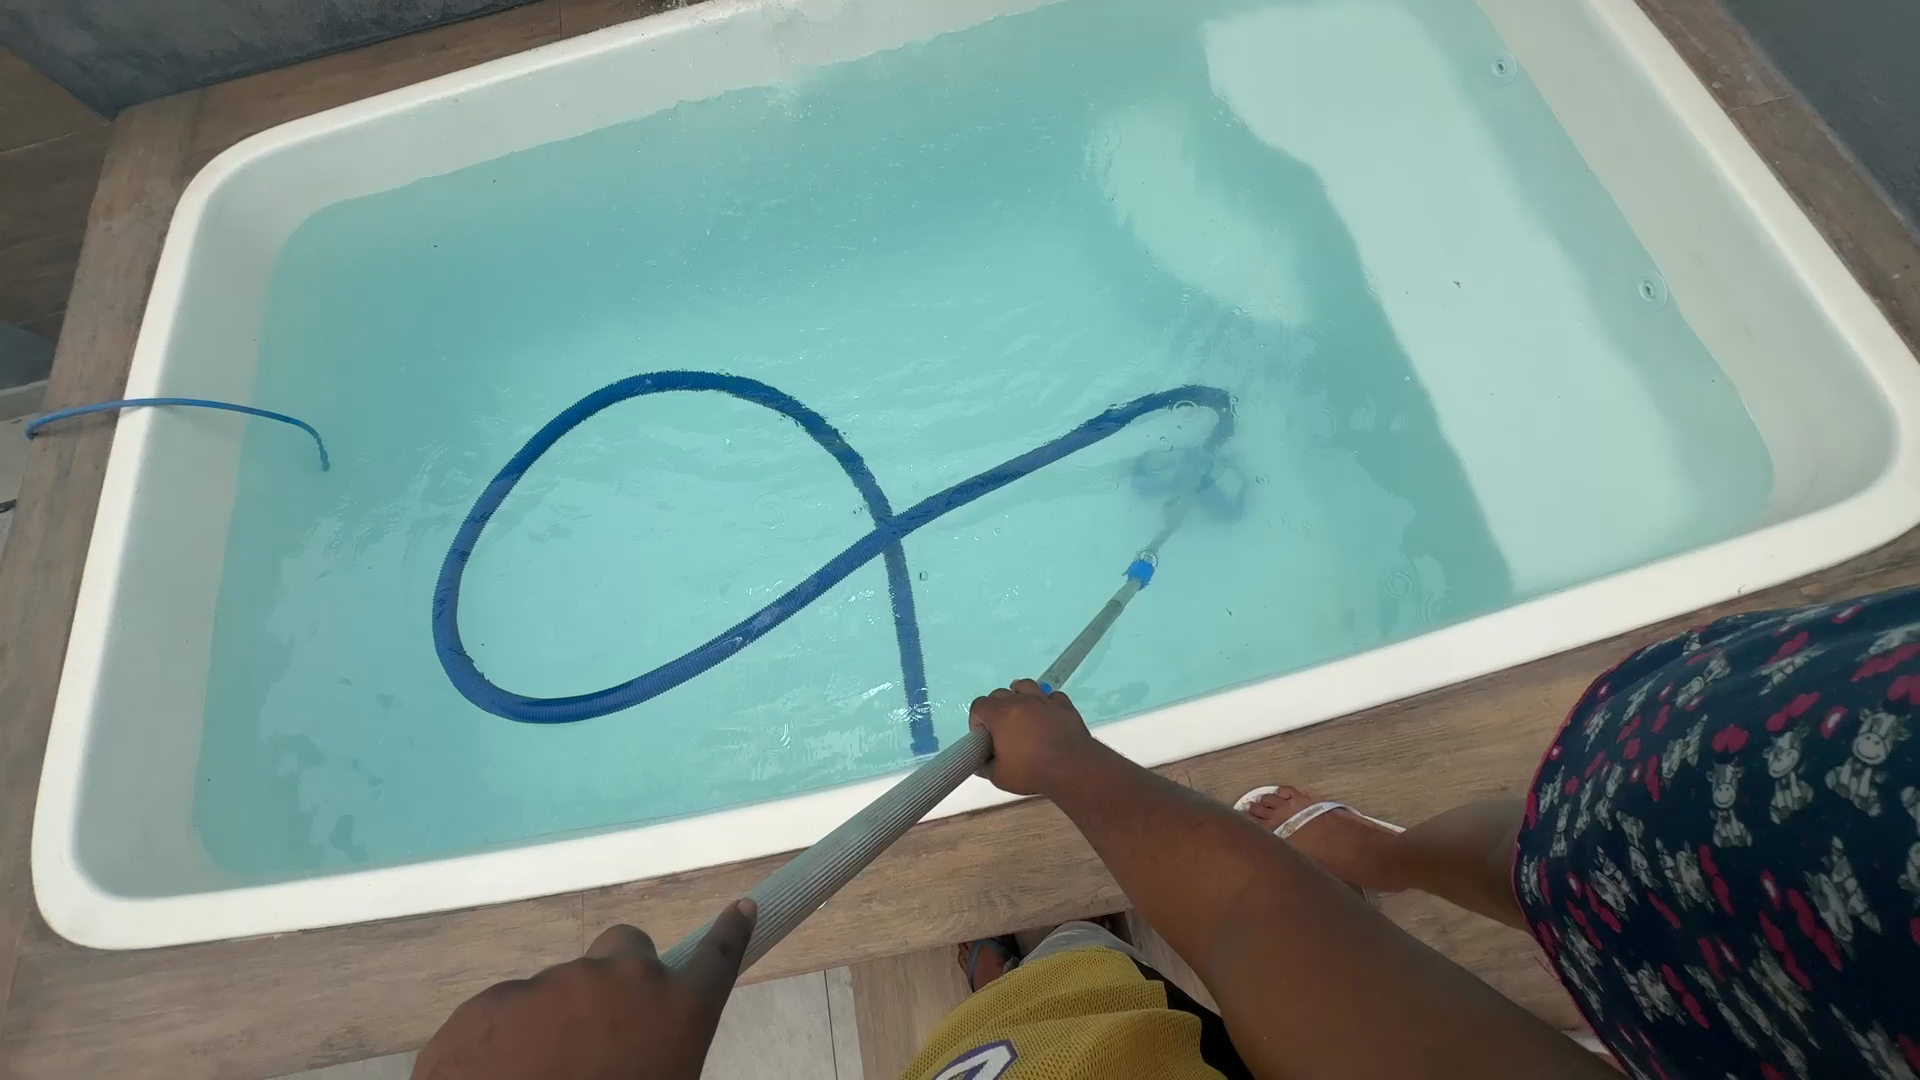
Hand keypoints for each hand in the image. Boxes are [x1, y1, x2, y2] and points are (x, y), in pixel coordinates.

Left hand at [413, 899, 756, 1079]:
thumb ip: (663, 1055)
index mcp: (679, 1010)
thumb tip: (646, 1048)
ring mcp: (557, 982)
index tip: (742, 907)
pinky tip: (492, 1078)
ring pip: (559, 986)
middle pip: (626, 947)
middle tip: (592, 1036)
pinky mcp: (493, 1002)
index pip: (718, 955)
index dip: (732, 930)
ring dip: (553, 1020)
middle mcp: (627, 979)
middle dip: (614, 977)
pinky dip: (498, 1041)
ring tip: (531, 1078)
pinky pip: (502, 1011)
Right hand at [968, 679, 1097, 795]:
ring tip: (1022, 712)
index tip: (984, 736)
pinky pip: (1051, 696)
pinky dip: (1047, 703)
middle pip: (1000, 693)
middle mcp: (1020, 701)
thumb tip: (980, 763)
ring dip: (1020, 695)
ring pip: (1025, 685)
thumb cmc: (1031, 771)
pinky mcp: (1063, 704)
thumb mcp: (999, 777)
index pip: (979, 705)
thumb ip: (985, 767)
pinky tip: (1048, 715)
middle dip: (996, 708)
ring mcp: (1043, 700)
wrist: (1071, 767)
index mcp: (1000, 714)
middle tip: (1002, 729)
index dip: (977, 720)